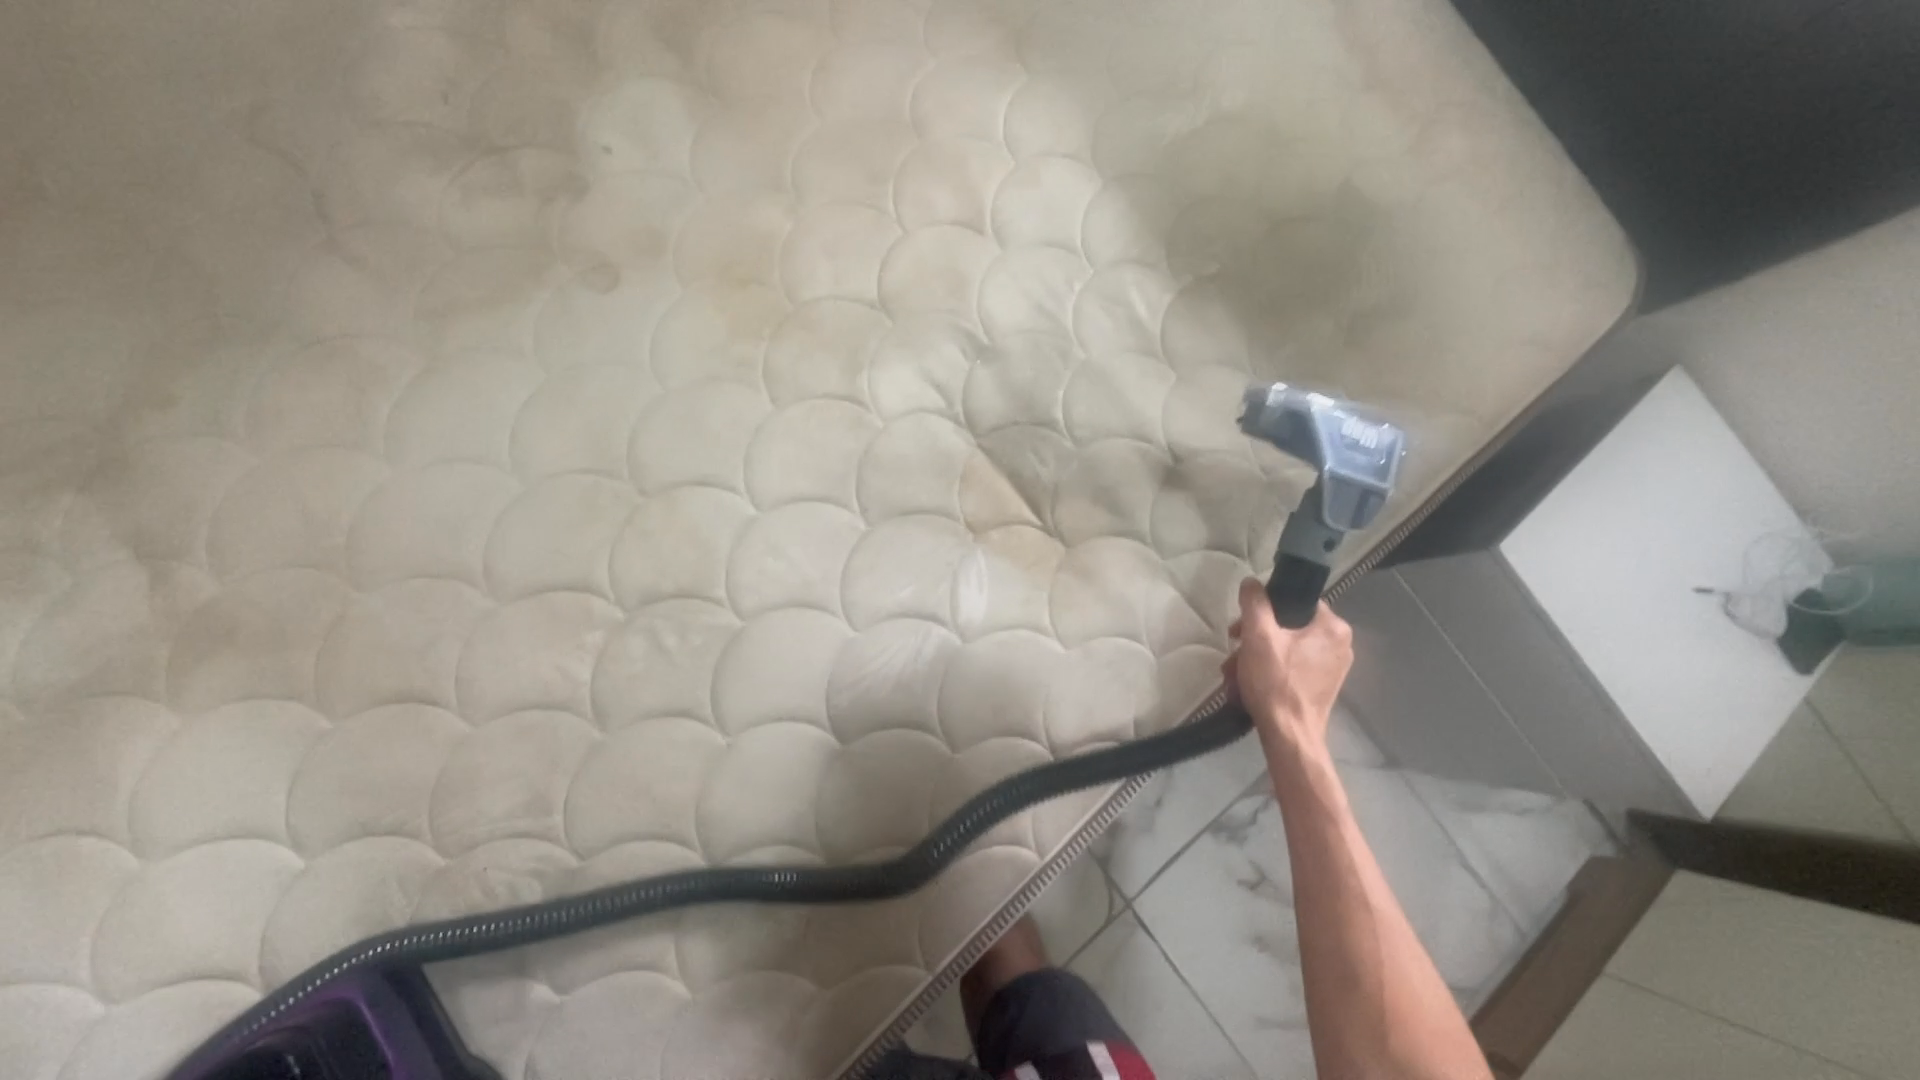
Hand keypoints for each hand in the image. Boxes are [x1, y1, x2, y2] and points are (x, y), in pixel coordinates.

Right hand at [1222, 577, 1353, 757]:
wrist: (1289, 735)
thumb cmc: (1276, 683)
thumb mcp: (1258, 636)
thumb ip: (1255, 603)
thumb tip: (1252, 582)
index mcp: (1333, 627)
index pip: (1295, 600)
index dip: (1264, 609)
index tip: (1241, 626)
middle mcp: (1340, 645)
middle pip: (1287, 627)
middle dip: (1254, 639)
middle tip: (1234, 651)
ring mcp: (1333, 668)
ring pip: (1286, 649)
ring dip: (1256, 657)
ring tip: (1235, 675)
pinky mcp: (1322, 687)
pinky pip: (1291, 668)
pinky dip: (1269, 672)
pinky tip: (1248, 686)